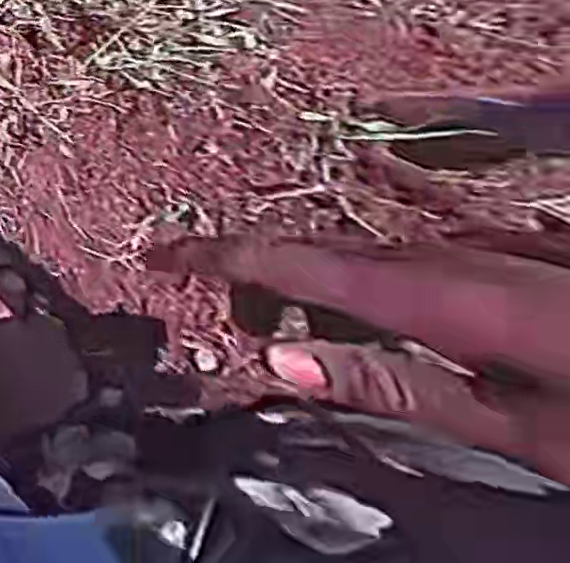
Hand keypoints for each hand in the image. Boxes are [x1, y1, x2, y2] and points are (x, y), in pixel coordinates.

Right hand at [149, 237, 569, 481]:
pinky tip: (385, 303)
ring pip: (372, 255)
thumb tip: (275, 360)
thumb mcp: (539, 436)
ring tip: (291, 311)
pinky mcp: (528, 262)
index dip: (217, 257)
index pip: (293, 265)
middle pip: (326, 255)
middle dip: (259, 273)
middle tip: (218, 300)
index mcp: (443, 297)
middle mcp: (456, 259)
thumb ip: (402, 387)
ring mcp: (497, 253)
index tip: (158, 254)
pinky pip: (428, 258)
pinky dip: (384, 279)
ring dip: (318, 280)